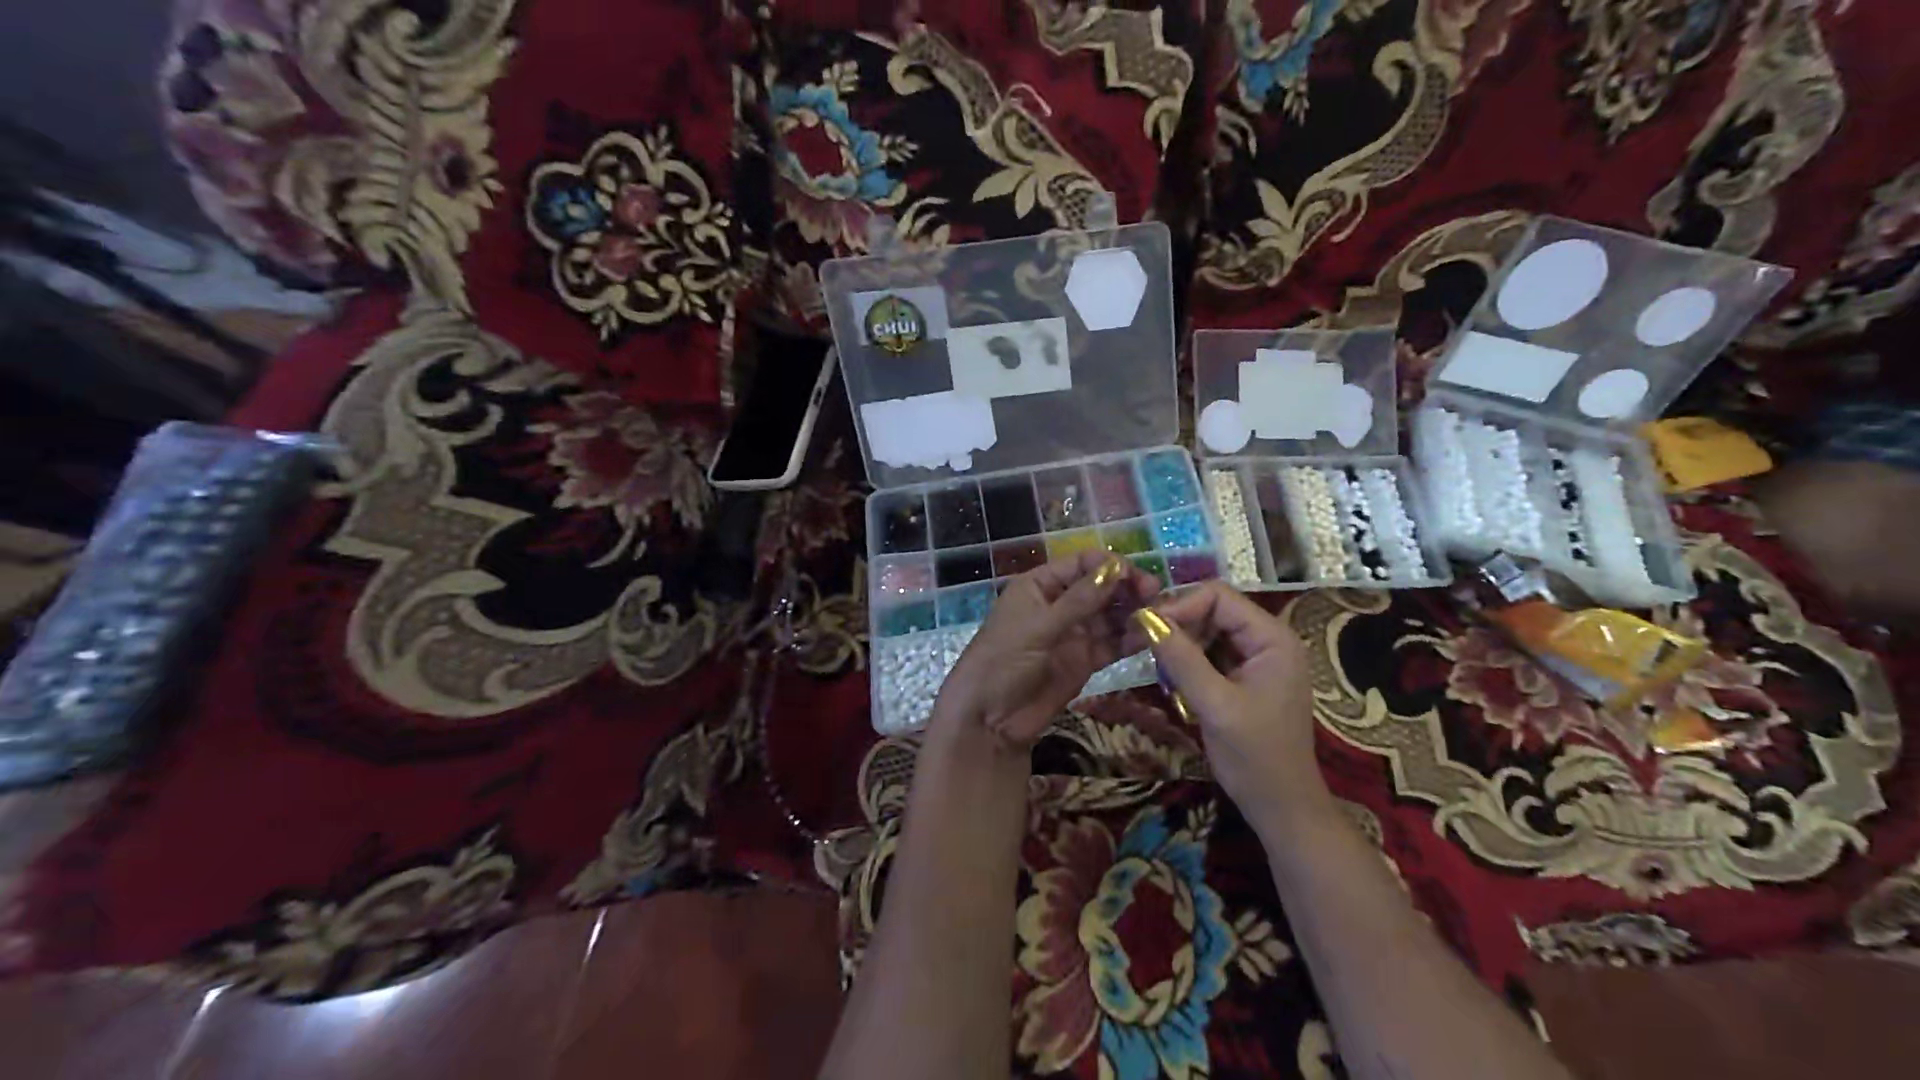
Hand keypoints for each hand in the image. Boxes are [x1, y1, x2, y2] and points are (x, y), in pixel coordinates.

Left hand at [932, 551, 1159, 750]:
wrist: (989, 720)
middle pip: (1100, 588)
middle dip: (1126, 588)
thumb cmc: (1002, 662)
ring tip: (1159, 614)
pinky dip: (1130, 639)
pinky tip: (1149, 637)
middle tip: (1155, 593)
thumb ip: (1078, 601)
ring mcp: (1073, 634)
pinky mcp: (1084, 661)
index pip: (1079, 564)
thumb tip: (1115, 569)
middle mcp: (1059, 605)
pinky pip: (1112, 644)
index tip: (1134, 575)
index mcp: (1039, 587)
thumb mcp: (1037, 628)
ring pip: (1110, 616)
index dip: (1107, 566)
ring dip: (1133, 612)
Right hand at [1131, 581, 1330, 825]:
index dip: (1180, 606)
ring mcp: (1257, 658)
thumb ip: (1182, 660)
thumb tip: (1146, 620)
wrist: (1280, 805)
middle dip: (1175, 622)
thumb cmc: (1255, 756)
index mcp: (1273, 639)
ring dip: (1177, 641)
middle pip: (1212, 609)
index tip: (1145, 628)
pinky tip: (1168, 675)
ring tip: (1149, 658)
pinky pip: (1209, 652)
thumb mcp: (1214, 705)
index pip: (1219, 597)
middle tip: (1137, 641)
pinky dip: (1186, 659)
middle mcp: (1267, 640)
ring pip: (1207, 630)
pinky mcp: (1244, 676)